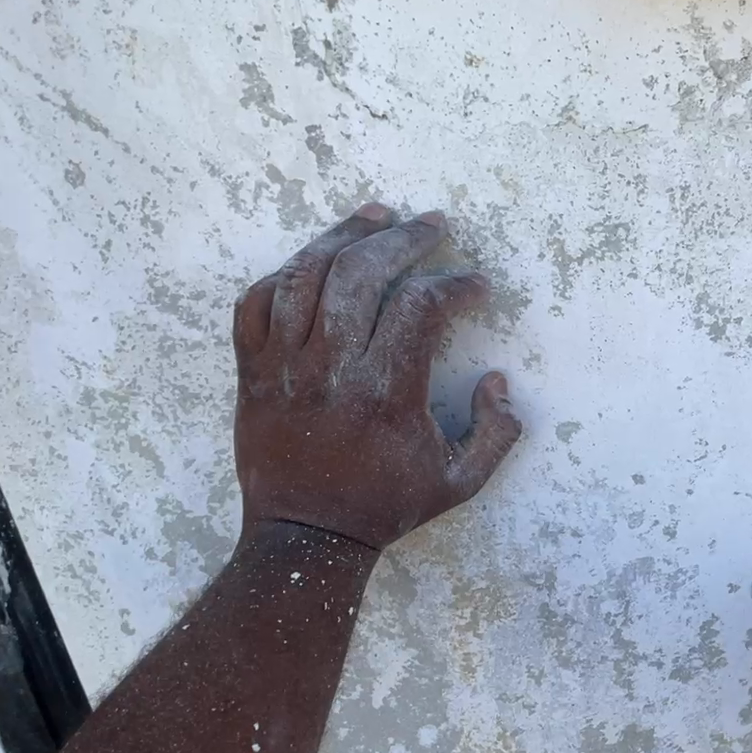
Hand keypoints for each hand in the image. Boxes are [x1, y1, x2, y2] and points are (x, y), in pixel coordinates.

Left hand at [231, 204, 522, 549]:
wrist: (305, 538)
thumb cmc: (385, 506)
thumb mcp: (461, 484)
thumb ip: (496, 434)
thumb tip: (498, 381)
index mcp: (388, 395)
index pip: (421, 310)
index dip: (456, 286)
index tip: (477, 285)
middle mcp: (334, 371)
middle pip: (363, 276)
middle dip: (405, 240)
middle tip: (434, 224)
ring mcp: (286, 368)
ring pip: (307, 276)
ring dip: (344, 235)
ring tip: (377, 214)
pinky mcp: (253, 372)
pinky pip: (255, 302)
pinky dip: (286, 272)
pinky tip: (316, 259)